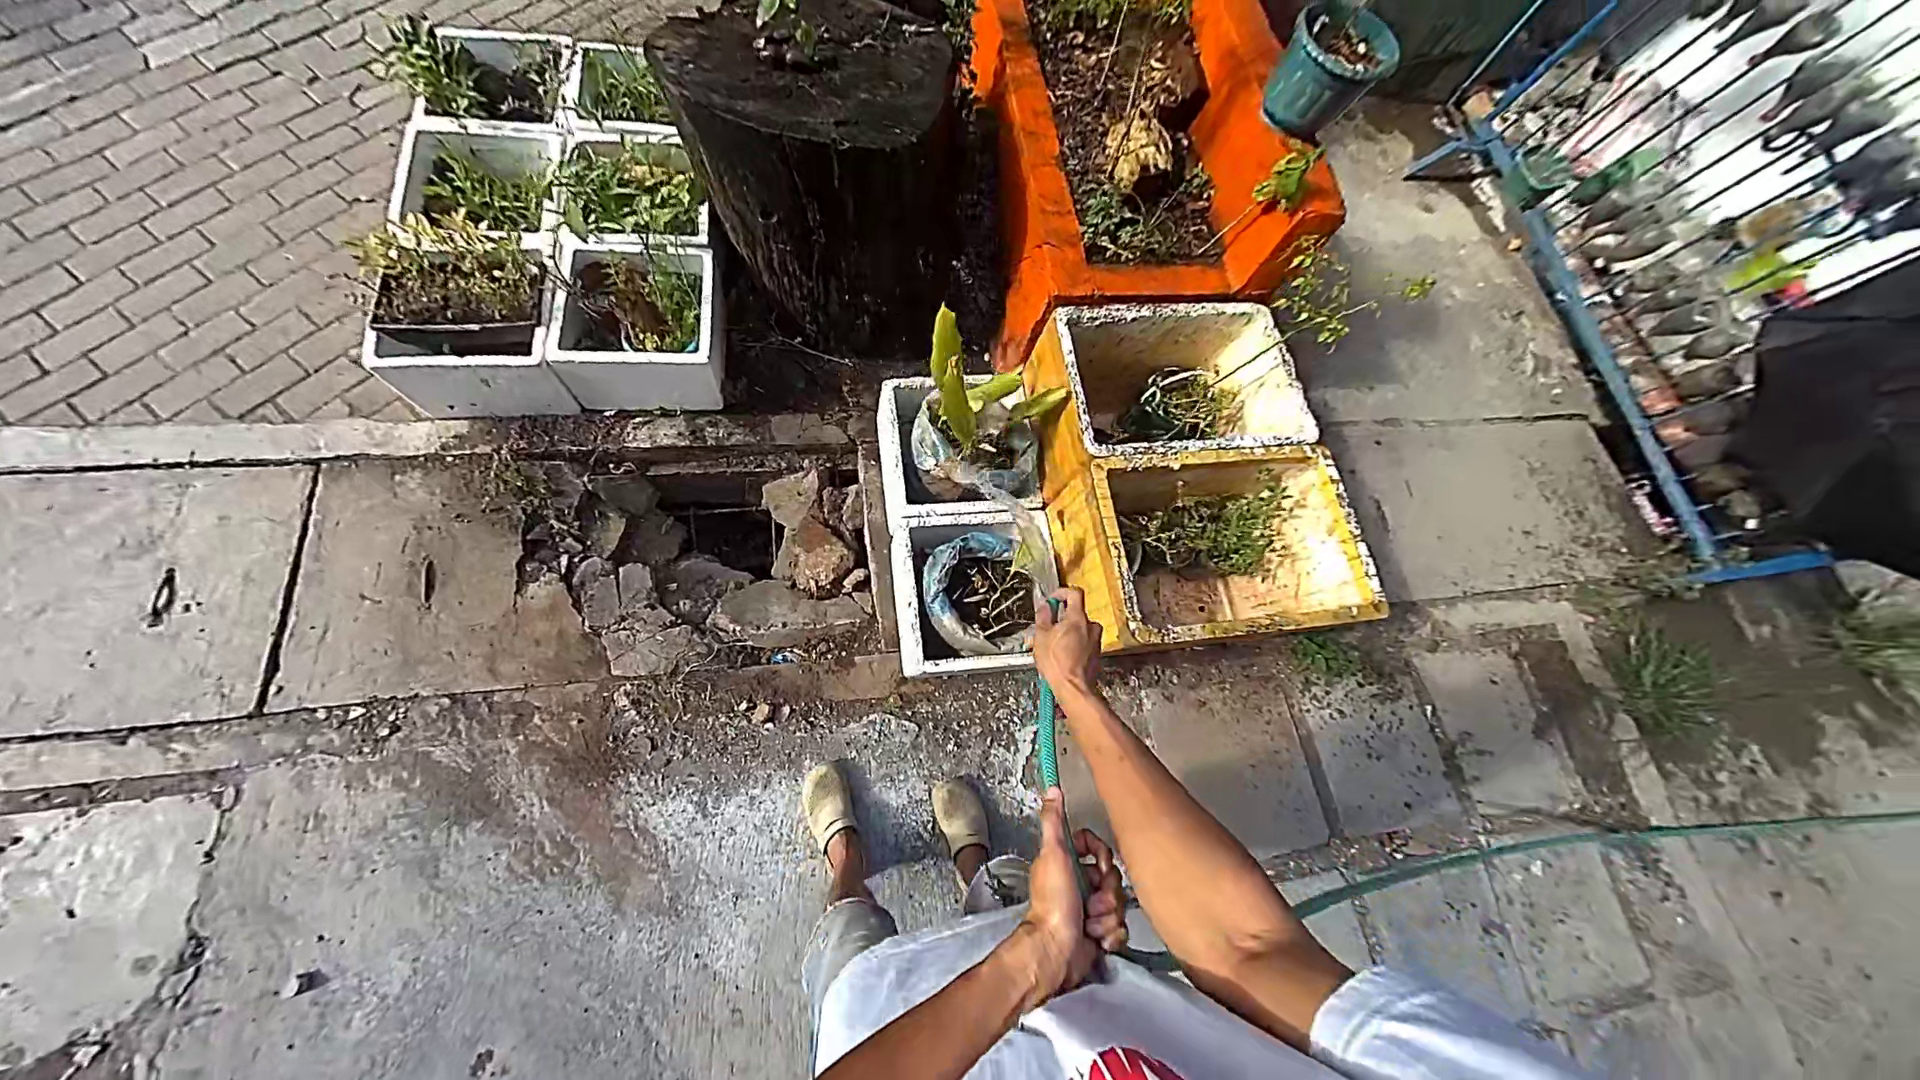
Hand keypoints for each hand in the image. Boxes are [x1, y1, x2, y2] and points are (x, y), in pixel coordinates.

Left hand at [1014, 788, 1128, 1009]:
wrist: (1057, 953)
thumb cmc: (1053, 903)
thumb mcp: (1052, 854)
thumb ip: (1054, 821)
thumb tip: (1052, 790)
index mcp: (1067, 862)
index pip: (1098, 848)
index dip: (1102, 857)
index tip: (1098, 867)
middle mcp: (1079, 883)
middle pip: (1113, 878)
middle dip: (1107, 894)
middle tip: (1090, 903)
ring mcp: (1089, 908)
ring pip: (1118, 904)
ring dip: (1107, 916)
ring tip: (1090, 924)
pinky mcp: (1099, 932)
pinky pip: (1120, 928)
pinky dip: (1110, 935)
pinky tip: (1096, 939)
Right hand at [1034, 588, 1101, 694]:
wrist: (1073, 687)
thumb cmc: (1057, 663)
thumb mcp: (1041, 636)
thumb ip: (1043, 616)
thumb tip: (1045, 606)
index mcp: (1077, 618)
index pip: (1074, 593)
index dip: (1061, 593)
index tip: (1053, 600)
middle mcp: (1090, 626)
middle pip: (1076, 613)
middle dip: (1062, 618)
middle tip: (1048, 627)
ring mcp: (1095, 640)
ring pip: (1080, 628)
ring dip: (1068, 632)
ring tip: (1053, 644)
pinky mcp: (1096, 653)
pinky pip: (1084, 641)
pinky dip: (1074, 644)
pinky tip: (1062, 655)